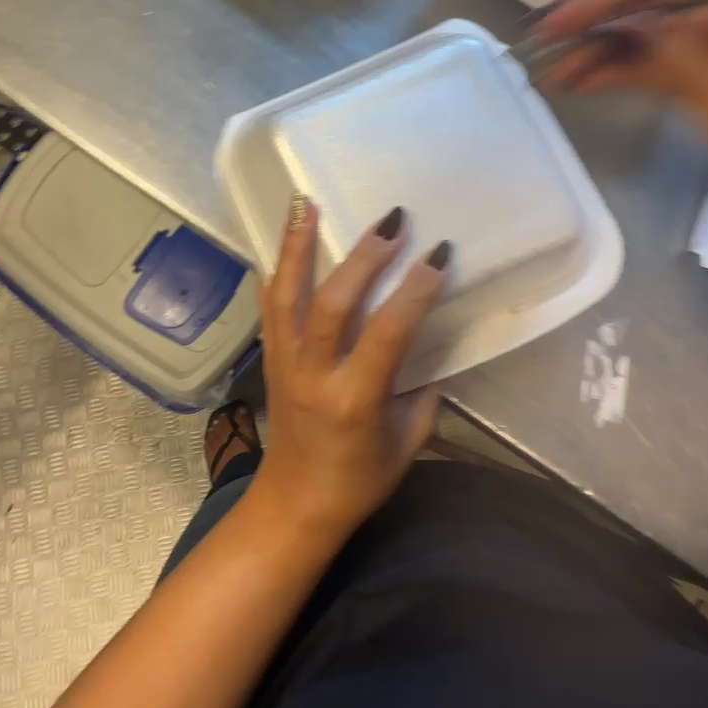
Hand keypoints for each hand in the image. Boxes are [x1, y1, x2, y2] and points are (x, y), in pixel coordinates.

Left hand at [250, 198, 450, 536]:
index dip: (415, 292)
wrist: (294, 504)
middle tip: (391, 222)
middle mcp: (313, 374)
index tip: (438, 256)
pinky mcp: (269, 359)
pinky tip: (281, 242)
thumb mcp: (407, 445)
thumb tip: (427, 350)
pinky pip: (270, 307)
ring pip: (287, 295)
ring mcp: (284, 363)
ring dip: (297, 246)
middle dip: (364, 258)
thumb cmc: (357, 482)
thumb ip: (421, 395)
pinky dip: (277, 271)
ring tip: (306, 203)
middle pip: (333, 304)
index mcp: (354, 401)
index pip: (387, 334)